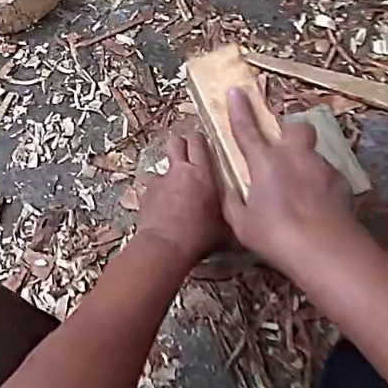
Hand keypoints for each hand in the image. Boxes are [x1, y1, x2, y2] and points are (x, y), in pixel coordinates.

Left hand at [135, 130, 226, 262]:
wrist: (165, 247)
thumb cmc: (199, 236)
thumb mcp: (224, 223)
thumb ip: (229, 210)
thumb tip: (243, 216)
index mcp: (203, 172)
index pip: (198, 142)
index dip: (199, 139)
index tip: (202, 142)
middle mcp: (180, 171)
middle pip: (175, 142)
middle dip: (179, 145)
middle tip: (186, 155)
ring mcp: (159, 181)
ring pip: (161, 165)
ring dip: (166, 173)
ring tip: (172, 187)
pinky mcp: (144, 195)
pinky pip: (150, 187)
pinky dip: (155, 192)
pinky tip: (159, 204)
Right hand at [220, 88, 358, 274]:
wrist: (324, 247)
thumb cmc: (276, 236)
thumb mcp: (242, 225)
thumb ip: (234, 203)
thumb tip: (231, 191)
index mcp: (265, 162)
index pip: (246, 129)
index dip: (239, 109)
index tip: (237, 91)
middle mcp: (294, 156)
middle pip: (295, 127)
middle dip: (290, 132)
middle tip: (283, 151)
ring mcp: (321, 166)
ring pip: (313, 153)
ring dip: (306, 164)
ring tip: (302, 191)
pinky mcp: (341, 180)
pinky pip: (328, 175)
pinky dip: (321, 185)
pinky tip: (318, 206)